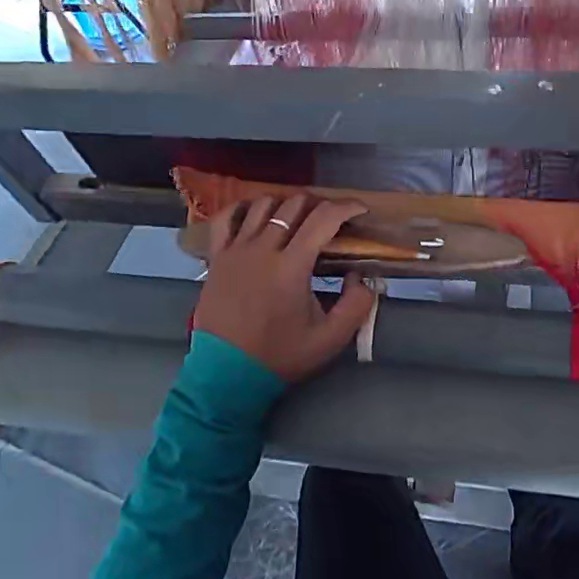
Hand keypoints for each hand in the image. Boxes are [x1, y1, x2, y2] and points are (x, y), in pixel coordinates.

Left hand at [195, 195, 376, 382]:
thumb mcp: (330, 339)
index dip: (347, 207)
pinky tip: (255, 213)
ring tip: (297, 218)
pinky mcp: (217, 256)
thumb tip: (361, 277)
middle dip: (318, 204)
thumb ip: (356, 305)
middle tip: (331, 219)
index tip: (360, 211)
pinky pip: (226, 218)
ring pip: (262, 205)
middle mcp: (263, 248)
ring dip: (285, 204)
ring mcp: (236, 249)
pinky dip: (243, 208)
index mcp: (292, 266)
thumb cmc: (279, 355)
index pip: (324, 218)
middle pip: (293, 204)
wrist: (226, 373)